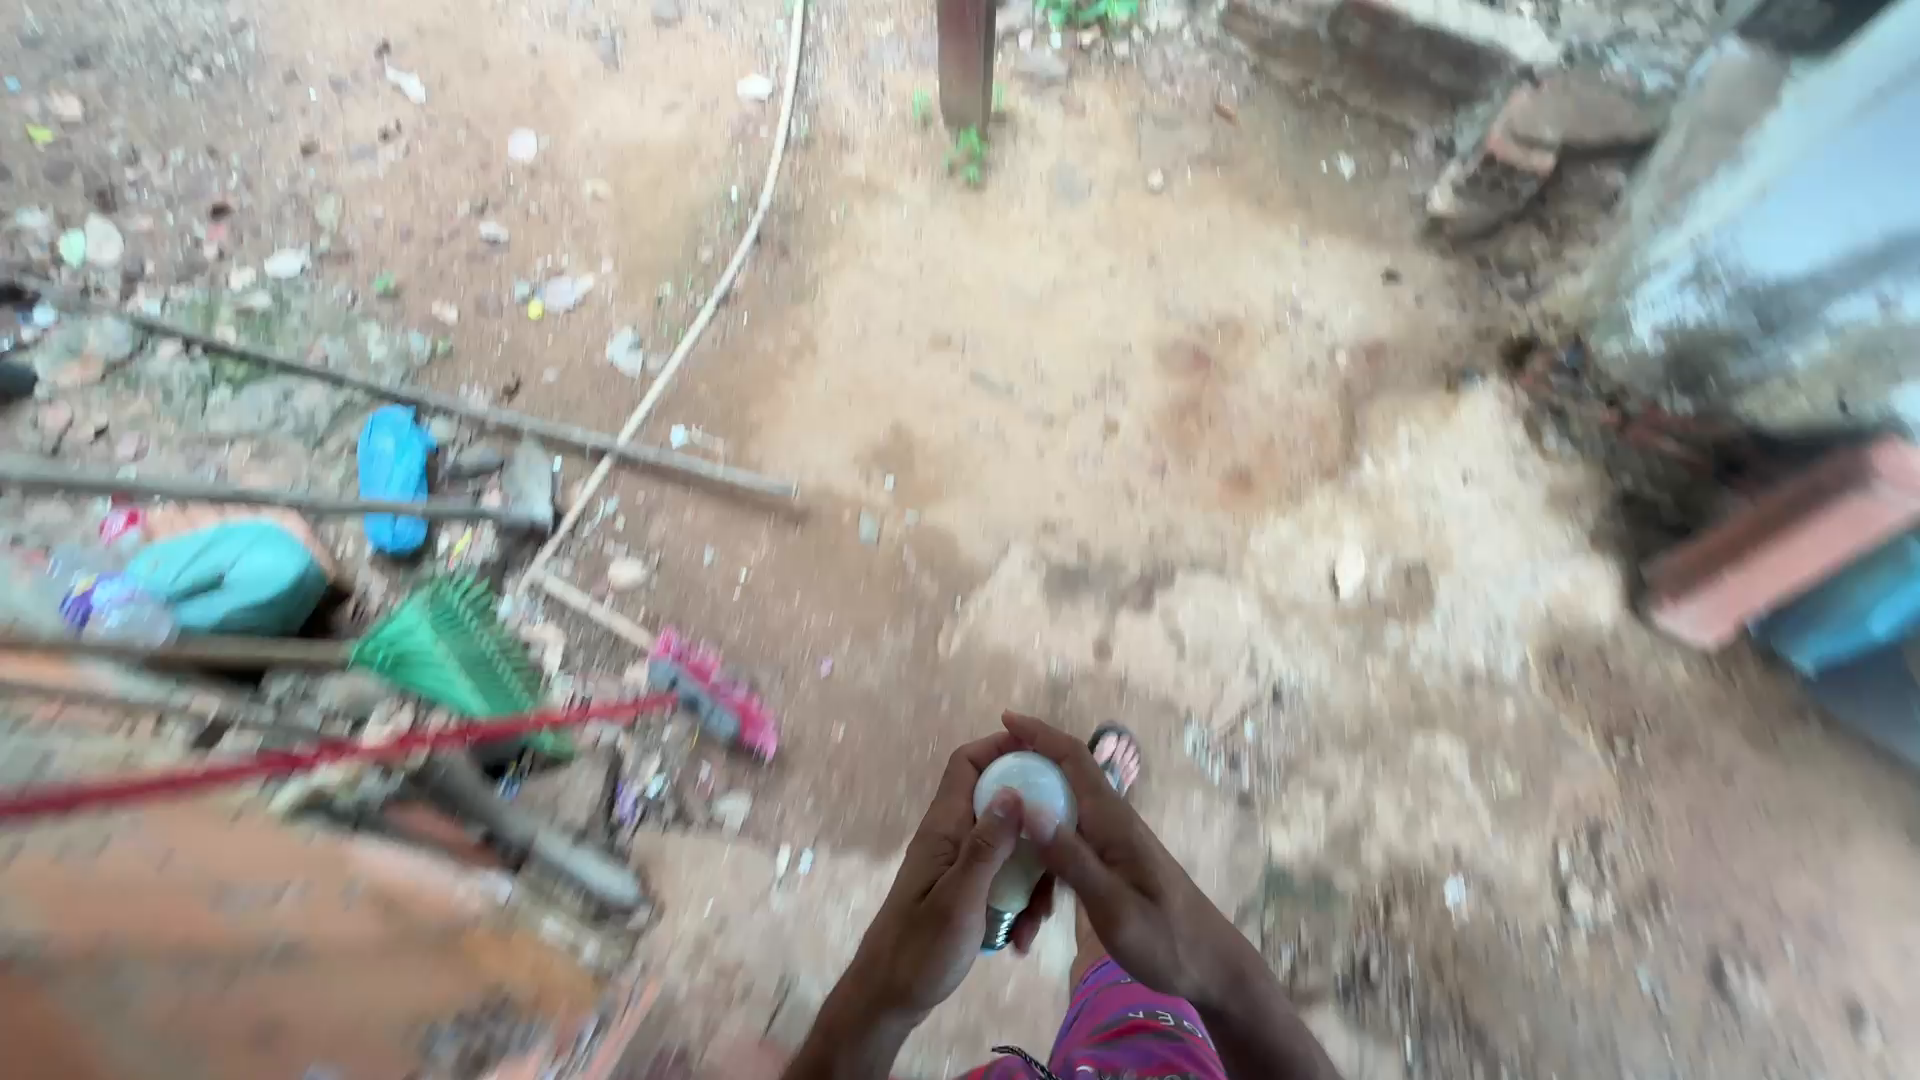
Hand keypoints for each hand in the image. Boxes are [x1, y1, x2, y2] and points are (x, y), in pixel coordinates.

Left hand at [787, 732, 1058, 1078]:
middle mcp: (951, 836)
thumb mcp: (960, 898)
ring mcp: (958, 863)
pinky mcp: (966, 890)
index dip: (999, 748)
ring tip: (1041, 915)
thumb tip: (1013, 791)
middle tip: (1064, 842)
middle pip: (997, 802)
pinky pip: (1002, 878)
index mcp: (944, 827)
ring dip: (1031, 873)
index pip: (966, 763)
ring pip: (1006, 845)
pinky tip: (1024, 937)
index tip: (1041, 755)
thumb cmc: (919, 949)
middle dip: (1033, 821)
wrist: (888, 999)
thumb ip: (986, 846)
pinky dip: (1019, 901)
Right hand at [1002, 711, 1255, 1011]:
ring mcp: (1111, 843)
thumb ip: (1072, 858)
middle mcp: (1110, 821)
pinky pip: (1068, 850)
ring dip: (1030, 833)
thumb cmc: (1167, 938)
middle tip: (983, 784)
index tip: (1006, 718)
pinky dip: (1045, 868)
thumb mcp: (1114, 907)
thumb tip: (1027, 806)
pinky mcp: (1111, 865)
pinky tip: (1031, 913)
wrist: (1212, 969)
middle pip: (1061, 779)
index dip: (1039, 734)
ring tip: (999, 862)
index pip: (1073, 758)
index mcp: (1112, 819)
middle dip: (1023, 772)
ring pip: (1059, 819)